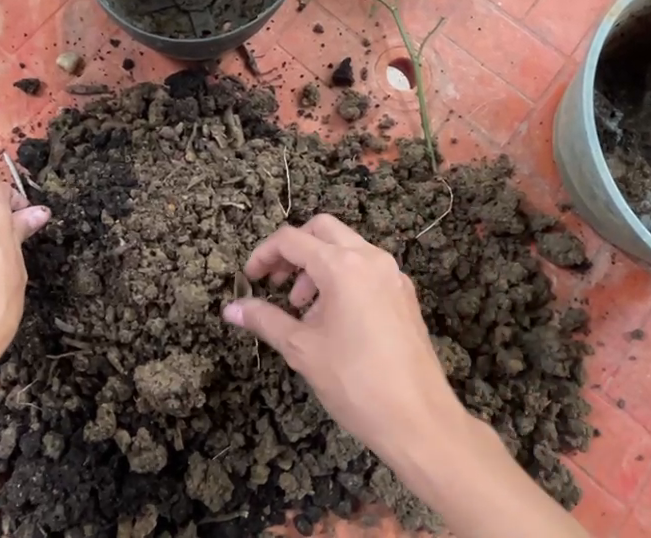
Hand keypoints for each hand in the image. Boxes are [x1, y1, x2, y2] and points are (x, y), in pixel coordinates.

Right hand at [222, 215, 466, 455]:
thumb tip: (231, 309)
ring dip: (318, 266)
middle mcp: (370, 258)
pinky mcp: (404, 294)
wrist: (420, 420)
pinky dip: (342, 278)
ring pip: (346, 247)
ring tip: (303, 310)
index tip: (250, 279)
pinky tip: (333, 320)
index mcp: (343, 266)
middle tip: (276, 283)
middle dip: (294, 251)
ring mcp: (392, 275)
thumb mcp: (302, 350)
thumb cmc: (355, 383)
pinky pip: (366, 269)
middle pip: (322, 230)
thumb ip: (265, 321)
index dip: (264, 254)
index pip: (292, 240)